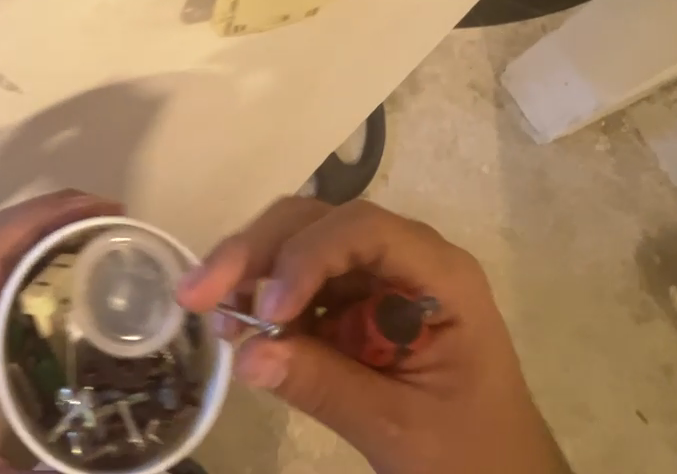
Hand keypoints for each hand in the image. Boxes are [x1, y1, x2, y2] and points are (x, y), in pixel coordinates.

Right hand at [178, 198, 568, 473]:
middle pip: (317, 224)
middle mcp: (401, 257)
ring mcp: (372, 277)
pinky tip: (232, 327)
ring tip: (208, 312)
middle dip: (256, 253)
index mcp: (437, 273)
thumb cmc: (477, 460)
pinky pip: (295, 283)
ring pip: (296, 243)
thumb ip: (326, 387)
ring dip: (248, 270)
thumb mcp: (404, 431)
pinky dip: (258, 299)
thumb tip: (244, 358)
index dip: (307, 255)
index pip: (363, 230)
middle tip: (200, 293)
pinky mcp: (350, 302)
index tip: (267, 310)